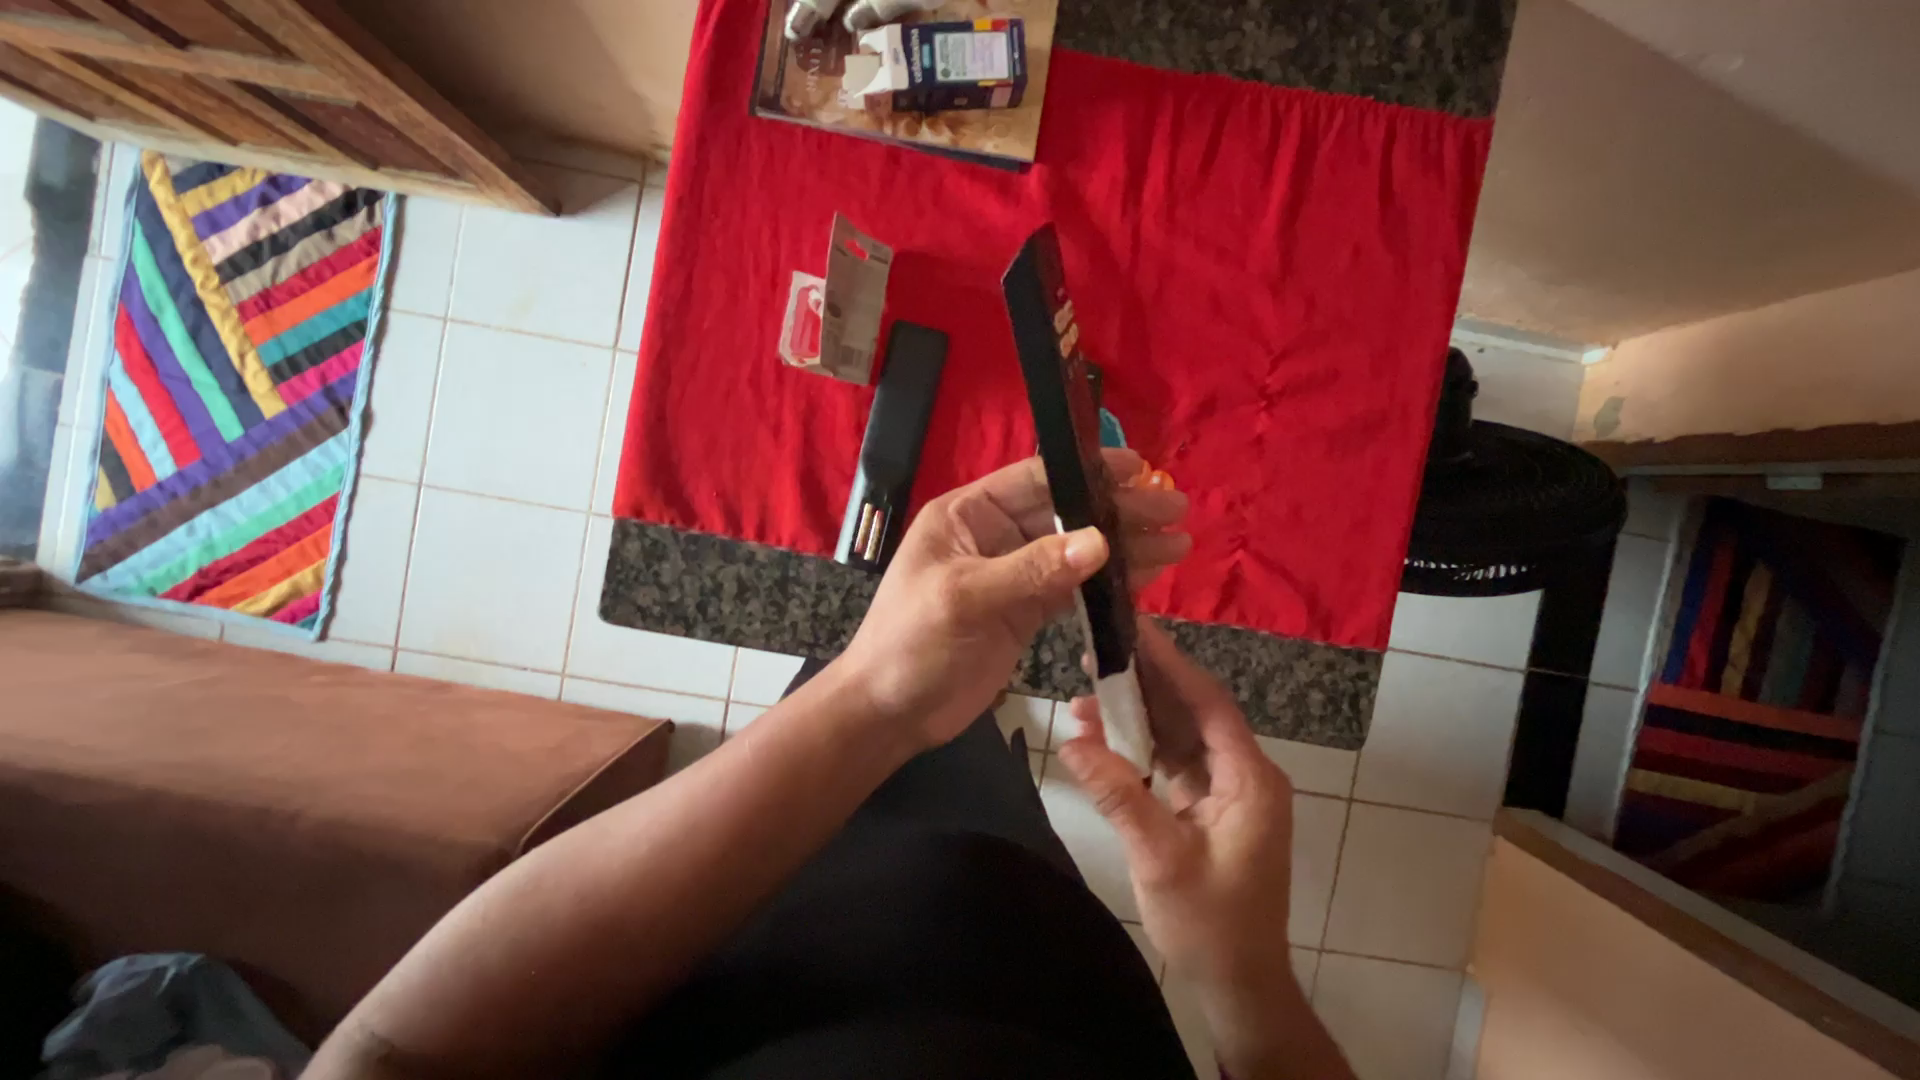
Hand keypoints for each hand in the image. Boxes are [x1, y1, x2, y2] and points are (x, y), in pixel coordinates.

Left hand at [838, 448, 1189, 750]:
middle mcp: (993, 536)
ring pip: (1076, 552)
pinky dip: (1108, 583)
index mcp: (967, 515)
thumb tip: (1099, 542)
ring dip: (1124, 548)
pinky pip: (1074, 589)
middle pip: (1066, 514)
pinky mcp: (1025, 611)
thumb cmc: (912, 645)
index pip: (1034, 480)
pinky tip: (1146, 577)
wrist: (891, 712)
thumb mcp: (965, 599)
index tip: (1139, 472)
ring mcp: (1013, 574)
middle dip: (1119, 512)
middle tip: (1175, 511)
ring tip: (1177, 545)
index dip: (1087, 472)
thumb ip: (1031, 570)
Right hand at [1060, 624, 1352, 1079]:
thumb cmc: (1209, 922)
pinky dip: (1139, 749)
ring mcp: (1227, 792)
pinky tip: (1101, 740)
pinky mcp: (1208, 807)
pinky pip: (1173, 763)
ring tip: (1085, 697)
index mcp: (1249, 779)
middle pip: (1193, 712)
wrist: (1238, 982)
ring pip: (1180, 736)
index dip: (1171, 663)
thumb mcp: (1159, 857)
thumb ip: (1118, 794)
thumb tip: (1072, 742)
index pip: (1208, 703)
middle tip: (1097, 655)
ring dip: (1137, 718)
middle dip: (1145, 684)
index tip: (1133, 629)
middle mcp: (1243, 775)